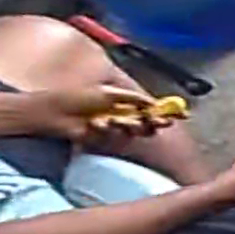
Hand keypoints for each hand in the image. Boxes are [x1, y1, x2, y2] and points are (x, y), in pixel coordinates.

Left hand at [27, 86, 171, 141]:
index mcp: (124, 103)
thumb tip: (156, 104)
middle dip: (156, 122)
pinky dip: (110, 131)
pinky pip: (120, 138)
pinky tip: (98, 126)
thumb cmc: (75, 98)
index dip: (169, 112)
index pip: (154, 109)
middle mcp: (124, 116)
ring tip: (114, 121)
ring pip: (138, 131)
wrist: (49, 114)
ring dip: (129, 126)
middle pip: (151, 122)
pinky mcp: (107, 140)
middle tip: (160, 122)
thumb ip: (134, 98)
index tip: (184, 115)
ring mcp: (116, 129)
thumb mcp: (108, 93)